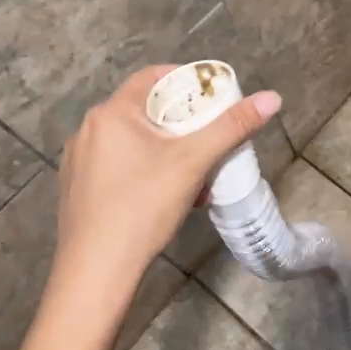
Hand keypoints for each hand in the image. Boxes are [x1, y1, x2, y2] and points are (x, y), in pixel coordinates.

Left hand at [54, 65, 280, 282]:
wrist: (96, 272)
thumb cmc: (142, 206)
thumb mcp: (193, 163)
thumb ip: (231, 127)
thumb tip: (272, 98)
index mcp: (111, 113)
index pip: (151, 77)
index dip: (185, 80)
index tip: (212, 96)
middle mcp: (88, 130)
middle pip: (144, 111)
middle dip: (181, 122)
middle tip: (210, 136)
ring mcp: (79, 162)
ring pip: (133, 142)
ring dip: (166, 150)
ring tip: (196, 172)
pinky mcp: (78, 190)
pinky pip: (118, 166)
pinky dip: (145, 170)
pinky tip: (167, 197)